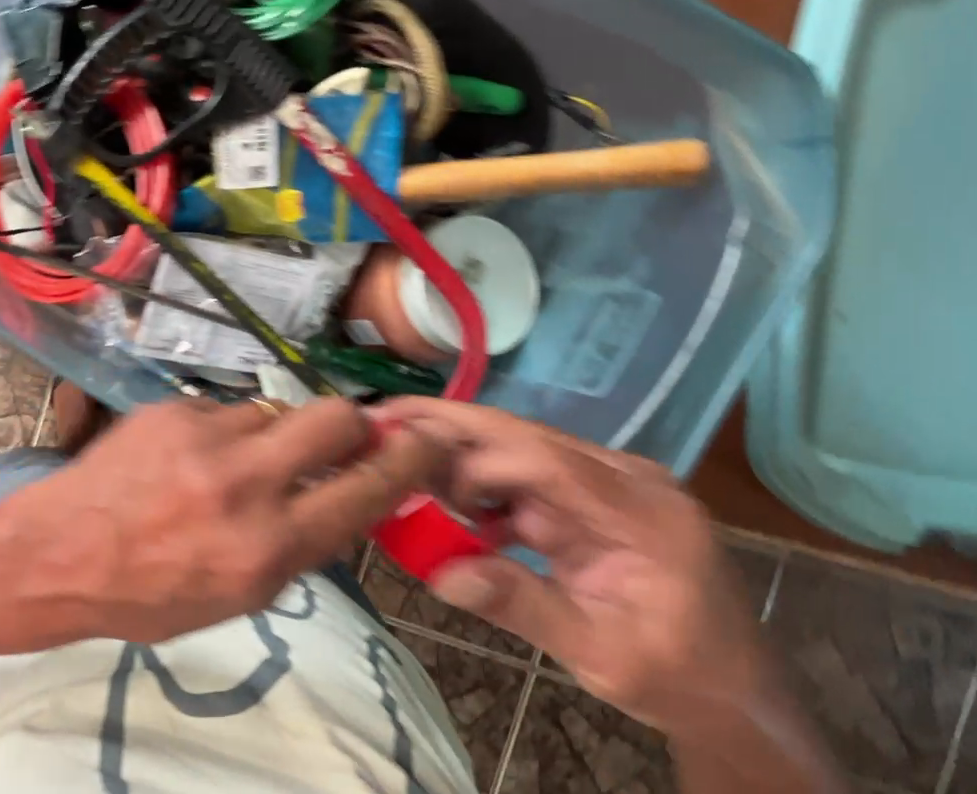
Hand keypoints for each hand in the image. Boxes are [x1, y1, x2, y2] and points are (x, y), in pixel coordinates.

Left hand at [0, 396, 444, 644]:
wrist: (59, 552)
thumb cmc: (147, 594)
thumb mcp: (238, 597)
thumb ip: (296, 547)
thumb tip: (340, 502)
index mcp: (269, 547)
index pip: (366, 492)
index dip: (408, 464)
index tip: (426, 444)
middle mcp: (245, 483)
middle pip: (334, 417)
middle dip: (352, 424)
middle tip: (342, 437)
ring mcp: (204, 436)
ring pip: (274, 410)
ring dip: (272, 432)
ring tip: (235, 461)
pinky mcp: (169, 408)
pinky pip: (221, 409)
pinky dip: (220, 430)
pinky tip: (189, 456)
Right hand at [372, 397, 771, 734]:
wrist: (736, 697)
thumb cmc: (677, 679)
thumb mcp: (600, 655)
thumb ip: (523, 606)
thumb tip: (439, 572)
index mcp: (642, 512)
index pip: (547, 460)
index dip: (476, 462)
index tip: (418, 482)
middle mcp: (625, 479)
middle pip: (525, 435)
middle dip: (449, 426)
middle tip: (381, 420)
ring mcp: (608, 484)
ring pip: (516, 447)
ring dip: (456, 452)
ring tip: (396, 458)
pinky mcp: (589, 498)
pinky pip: (523, 474)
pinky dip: (477, 482)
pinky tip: (441, 497)